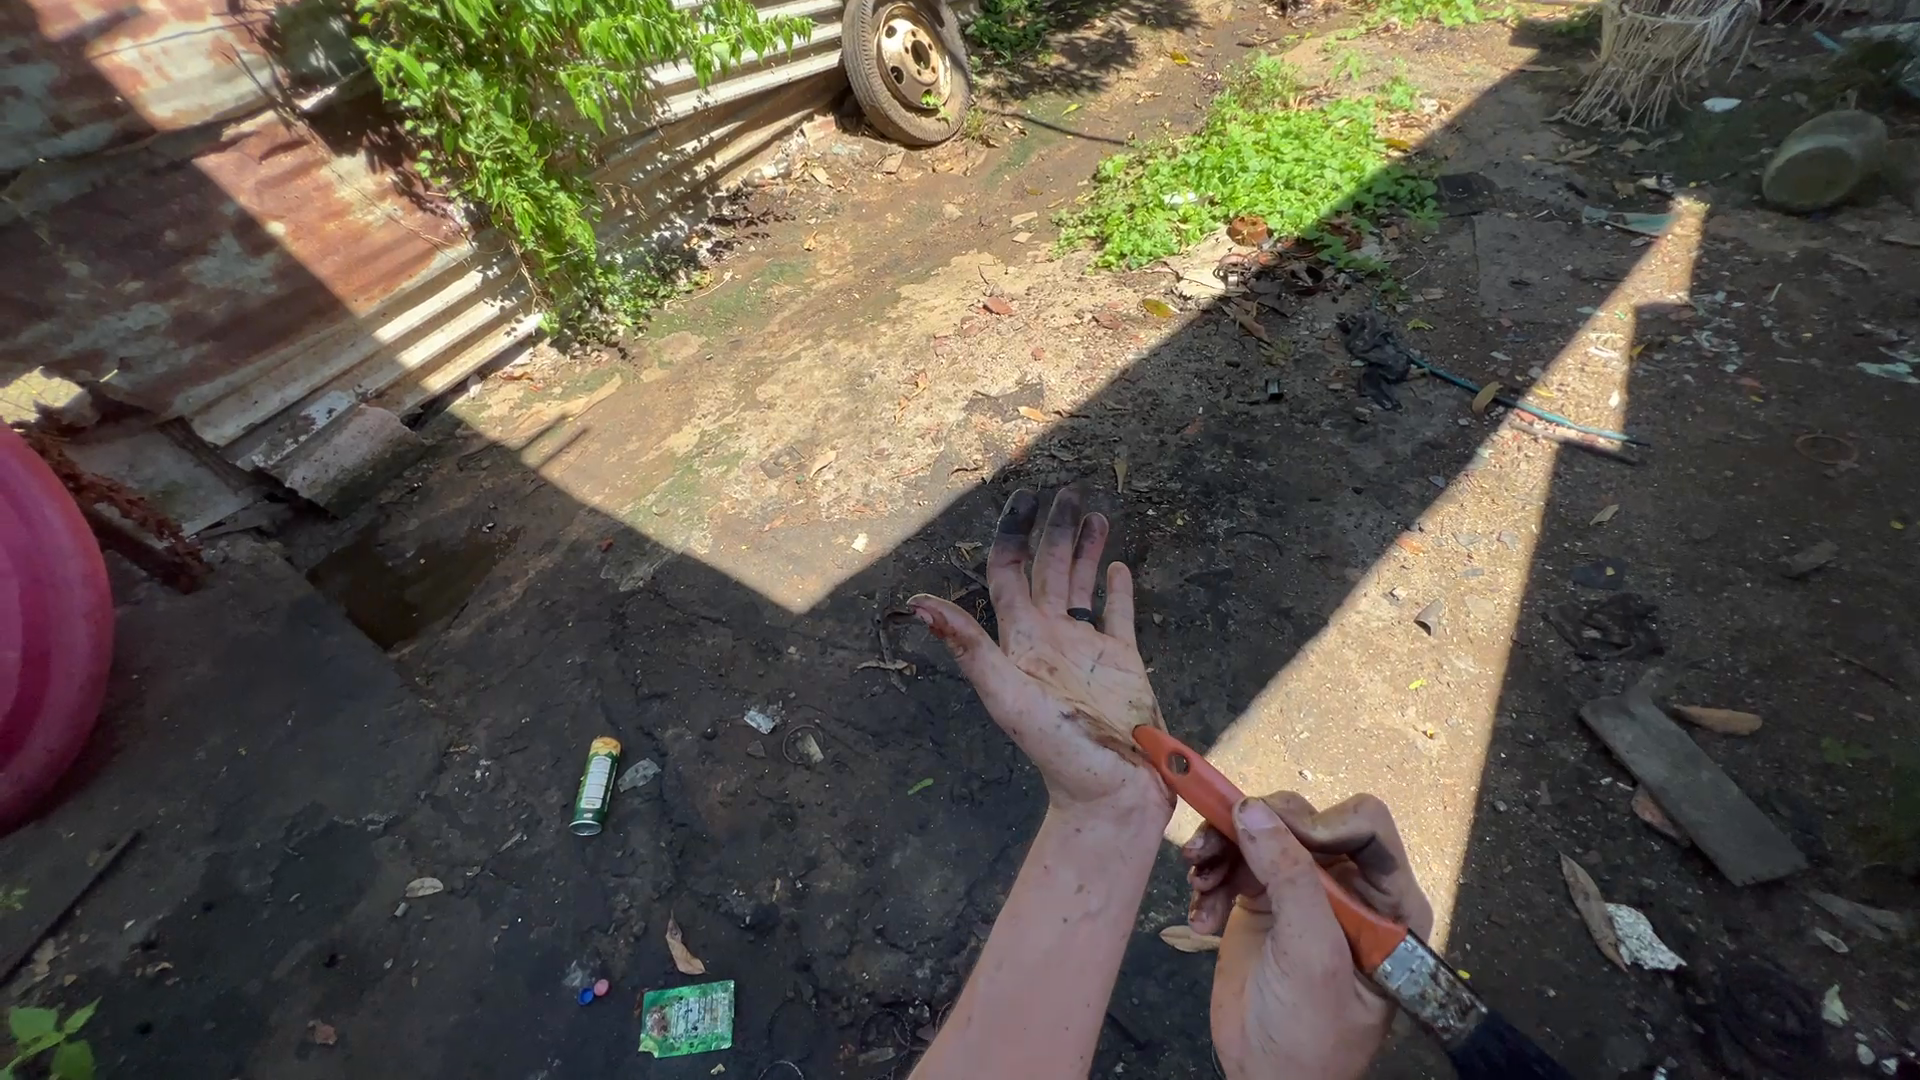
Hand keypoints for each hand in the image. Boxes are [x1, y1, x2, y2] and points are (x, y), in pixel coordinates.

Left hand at [908, 487, 1168, 817]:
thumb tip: (917, 602)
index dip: (1014, 534)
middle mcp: (1050, 636)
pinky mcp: (1123, 663)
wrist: (1112, 794)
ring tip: (1093, 513)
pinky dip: (1117, 591)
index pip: (1010, 572)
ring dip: (1085, 549)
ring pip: (1081, 585)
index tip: (1025, 497)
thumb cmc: (1058, 748)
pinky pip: (1117, 617)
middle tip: (1067, 490)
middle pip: (1048, 568)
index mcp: (1022, 638)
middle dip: (1055, 528)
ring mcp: (1086, 648)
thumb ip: (968, 646)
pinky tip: (1117, 566)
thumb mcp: (1006, 694)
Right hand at [1183, 793, 1433, 1079]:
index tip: (1278, 842)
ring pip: (1257, 829)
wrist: (1264, 1078)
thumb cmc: (1311, 1033)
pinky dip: (1209, 876)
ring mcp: (1298, 886)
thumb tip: (1250, 807)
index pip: (1364, 824)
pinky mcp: (1258, 894)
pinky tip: (1201, 914)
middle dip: (1252, 831)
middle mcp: (1343, 883)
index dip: (1320, 822)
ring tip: (1198, 882)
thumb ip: (1289, 877)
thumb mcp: (1310, 955)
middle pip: (1298, 818)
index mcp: (1384, 899)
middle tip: (1211, 853)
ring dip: (1219, 849)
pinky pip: (1230, 856)